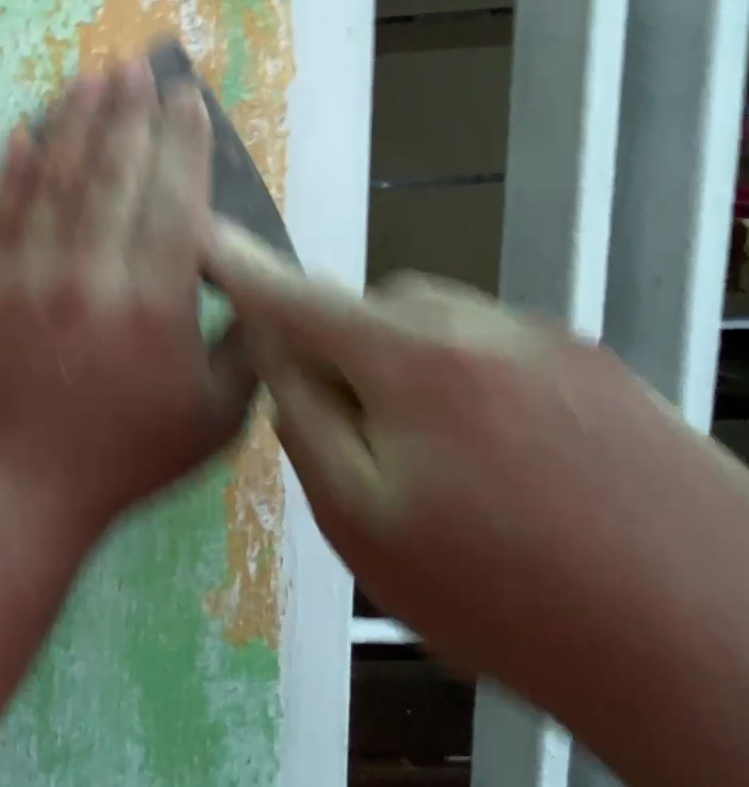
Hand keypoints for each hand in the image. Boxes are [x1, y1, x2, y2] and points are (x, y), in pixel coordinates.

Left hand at [0, 57, 254, 544]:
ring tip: (88, 79)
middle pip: (112, 174)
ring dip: (73, 125)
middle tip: (137, 64)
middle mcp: (89, 274)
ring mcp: (30, 276)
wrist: (21, 483)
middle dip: (128, 113)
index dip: (180, 141)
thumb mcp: (216, 414)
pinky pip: (2, 217)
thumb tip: (248, 279)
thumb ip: (242, 341)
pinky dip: (12, 173)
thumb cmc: (125, 455)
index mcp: (154, 302)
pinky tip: (21, 135)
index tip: (185, 96)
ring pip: (55, 183)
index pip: (172, 199)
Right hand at [205, 223, 743, 694]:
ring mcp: (561, 349)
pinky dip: (462, 381)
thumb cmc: (503, 594)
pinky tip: (494, 461)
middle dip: (339, 345)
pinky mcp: (610, 378)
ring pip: (435, 325)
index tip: (203, 240)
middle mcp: (491, 330)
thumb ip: (301, 419)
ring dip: (401, 363)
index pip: (299, 298)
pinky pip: (495, 351)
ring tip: (427, 455)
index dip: (242, 270)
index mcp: (419, 361)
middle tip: (345, 430)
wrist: (722, 659)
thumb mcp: (358, 519)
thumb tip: (275, 350)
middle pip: (371, 305)